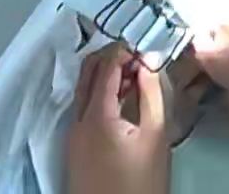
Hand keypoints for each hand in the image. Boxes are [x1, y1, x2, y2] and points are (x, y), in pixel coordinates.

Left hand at [66, 44, 169, 193]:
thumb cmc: (141, 182)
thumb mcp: (155, 134)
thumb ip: (152, 91)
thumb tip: (147, 60)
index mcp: (97, 116)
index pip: (106, 66)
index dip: (125, 50)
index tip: (145, 47)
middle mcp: (78, 121)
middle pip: (88, 72)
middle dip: (112, 57)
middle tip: (139, 57)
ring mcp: (72, 136)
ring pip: (83, 88)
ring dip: (106, 74)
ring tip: (135, 75)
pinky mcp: (74, 148)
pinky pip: (84, 107)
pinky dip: (100, 93)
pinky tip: (123, 97)